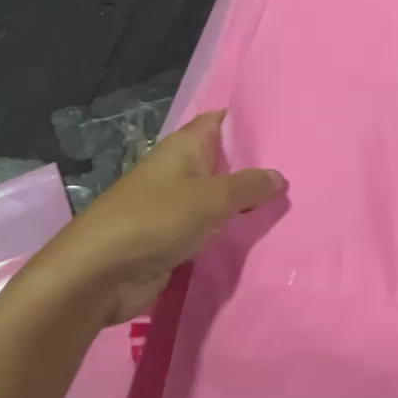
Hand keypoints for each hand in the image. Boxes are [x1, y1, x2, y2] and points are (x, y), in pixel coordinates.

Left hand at [27, 110, 286, 325]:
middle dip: (256, 164)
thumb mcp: (212, 198)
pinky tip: (261, 231)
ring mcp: (174, 206)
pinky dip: (230, 229)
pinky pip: (210, 228)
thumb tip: (278, 176)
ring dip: (245, 201)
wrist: (97, 278)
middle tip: (300, 164)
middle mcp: (178, 171)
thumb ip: (249, 185)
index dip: (249, 119)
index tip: (286, 123)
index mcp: (183, 148)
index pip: (220, 121)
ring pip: (219, 196)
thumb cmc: (154, 221)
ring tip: (291, 198)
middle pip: (223, 160)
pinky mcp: (172, 238)